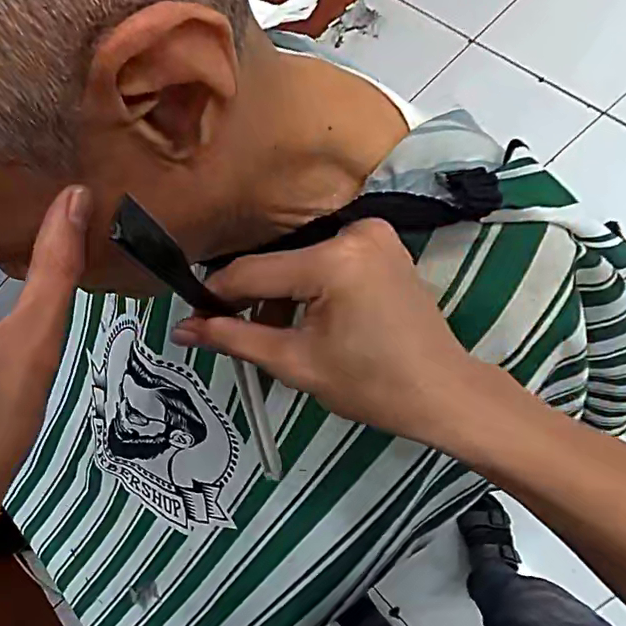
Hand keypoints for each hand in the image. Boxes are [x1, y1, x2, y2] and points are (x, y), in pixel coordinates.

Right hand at [171, 219, 526, 450]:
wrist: (442, 393)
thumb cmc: (371, 386)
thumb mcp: (294, 363)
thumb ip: (234, 338)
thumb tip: (183, 329)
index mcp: (333, 260)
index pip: (251, 273)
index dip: (215, 298)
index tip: (192, 320)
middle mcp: (354, 232)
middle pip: (275, 264)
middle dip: (250, 301)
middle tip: (231, 335)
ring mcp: (373, 234)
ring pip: (297, 262)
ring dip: (278, 297)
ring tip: (274, 337)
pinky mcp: (382, 244)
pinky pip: (324, 260)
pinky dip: (306, 288)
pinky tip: (303, 321)